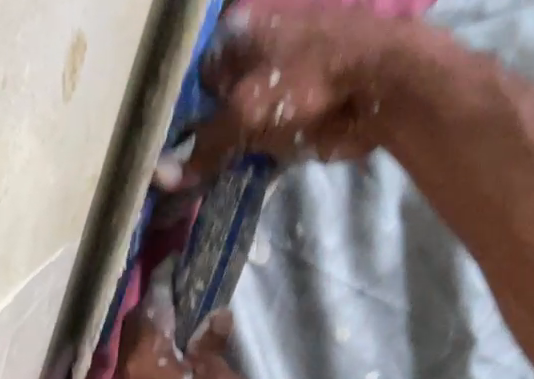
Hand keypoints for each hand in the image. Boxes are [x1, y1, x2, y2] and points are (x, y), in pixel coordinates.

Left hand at [111, 273, 250, 378]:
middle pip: (136, 322)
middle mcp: (124, 369)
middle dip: (156, 302)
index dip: (166, 278)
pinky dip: (151, 351)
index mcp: (146, 357)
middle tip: (183, 289)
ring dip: (152, 328)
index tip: (177, 260)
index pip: (153, 303)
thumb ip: (212, 346)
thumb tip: (213, 317)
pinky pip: (135, 366)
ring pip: (132, 345)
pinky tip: (174, 351)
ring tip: (182, 318)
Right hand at [155, 3, 423, 190]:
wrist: (381, 88)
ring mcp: (267, 89)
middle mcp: (246, 57)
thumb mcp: (246, 112)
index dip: (168, 117)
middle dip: (187, 139)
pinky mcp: (284, 117)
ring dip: (209, 157)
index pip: (184, 82)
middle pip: (203, 106)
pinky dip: (234, 165)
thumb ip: (204, 146)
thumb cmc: (309, 81)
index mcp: (233, 36)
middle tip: (163, 174)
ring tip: (181, 186)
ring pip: (224, 129)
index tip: (152, 151)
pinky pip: (247, 146)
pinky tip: (212, 185)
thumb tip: (160, 178)